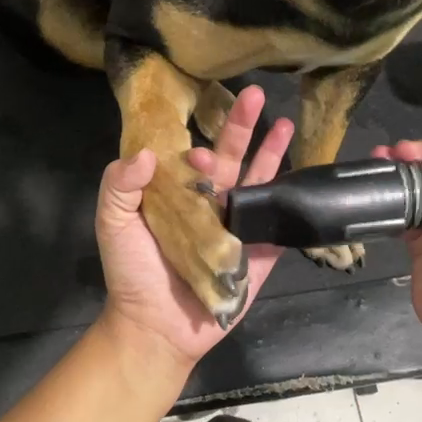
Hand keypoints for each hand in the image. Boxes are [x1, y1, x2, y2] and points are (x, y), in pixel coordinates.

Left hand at [95, 86, 292, 364]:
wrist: (156, 327)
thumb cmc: (132, 274)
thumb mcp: (113, 223)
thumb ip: (119, 186)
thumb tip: (145, 152)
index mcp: (177, 193)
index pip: (194, 155)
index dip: (200, 141)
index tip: (199, 142)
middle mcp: (209, 204)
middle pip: (231, 158)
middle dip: (243, 127)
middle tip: (258, 94)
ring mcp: (238, 227)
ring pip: (260, 183)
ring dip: (272, 154)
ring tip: (287, 122)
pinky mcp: (259, 254)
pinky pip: (280, 225)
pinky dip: (294, 202)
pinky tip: (307, 178)